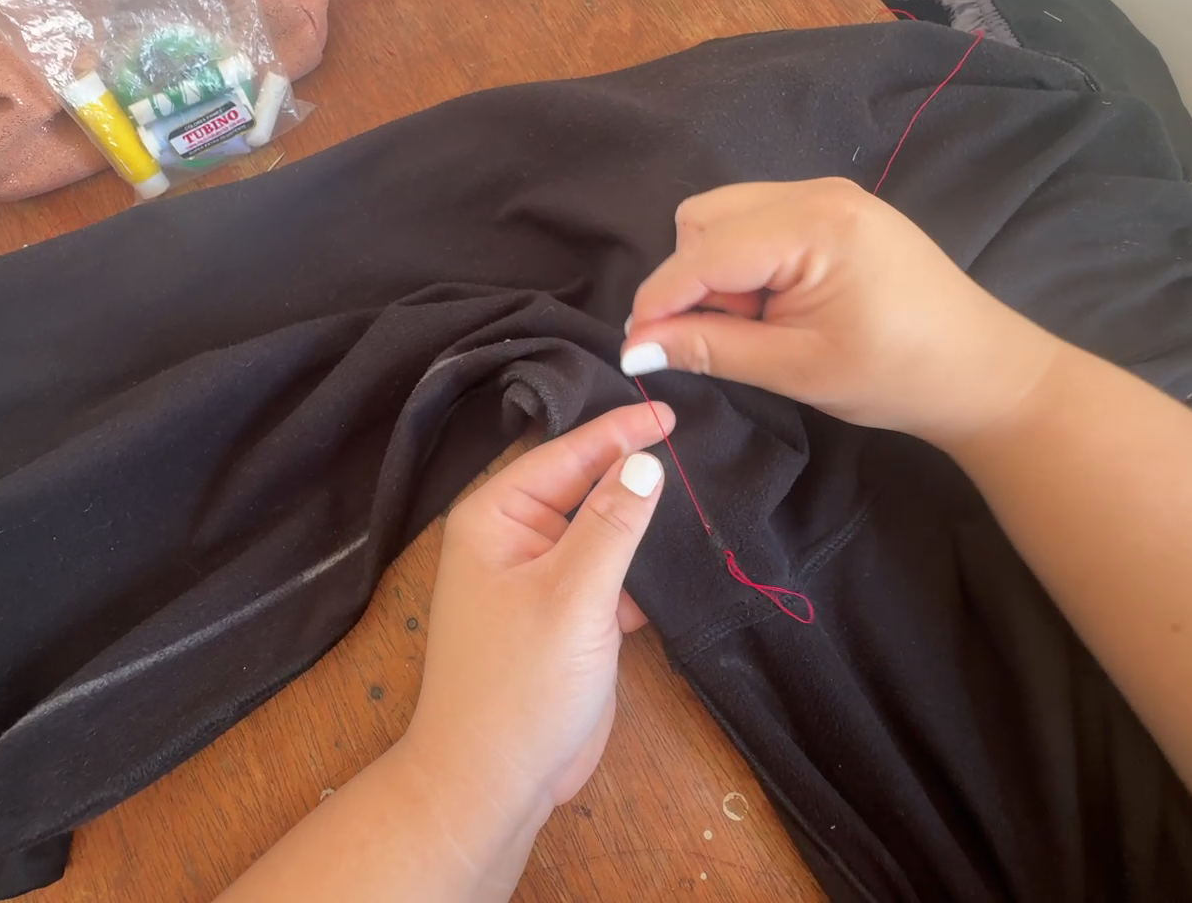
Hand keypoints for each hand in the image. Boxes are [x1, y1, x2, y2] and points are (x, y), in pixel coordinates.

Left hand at [399, 402, 670, 813]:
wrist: (496, 781)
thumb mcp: (572, 596)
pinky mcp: (568, 611)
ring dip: (639, 516)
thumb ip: (611, 525)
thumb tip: (645, 460)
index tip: (670, 411)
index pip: (565, 456)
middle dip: (630, 468)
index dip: (618, 432)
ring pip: (599, 529)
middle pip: (582, 486)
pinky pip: (608, 569)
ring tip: (696, 483)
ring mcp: (542, 575)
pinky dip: (639, 562)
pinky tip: (679, 548)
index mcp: (497, 516)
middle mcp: (516, 536)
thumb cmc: (520, 682)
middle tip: (690, 440)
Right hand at [620, 179, 1060, 444]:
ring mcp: (824, 196)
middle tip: (716, 335)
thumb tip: (633, 349)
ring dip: (712, 272)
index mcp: (813, 225)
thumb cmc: (896, 375)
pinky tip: (767, 303)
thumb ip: (709, 349)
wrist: (983, 372)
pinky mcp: (829, 211)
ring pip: (721, 218)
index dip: (658, 302)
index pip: (702, 254)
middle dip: (688, 280)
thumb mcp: (795, 368)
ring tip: (749, 321)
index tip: (633, 350)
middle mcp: (814, 192)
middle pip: (702, 220)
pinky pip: (751, 224)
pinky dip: (738, 265)